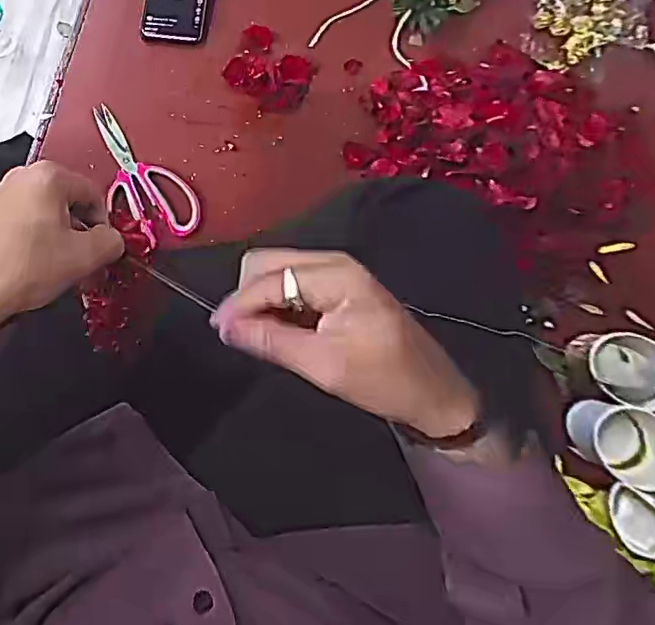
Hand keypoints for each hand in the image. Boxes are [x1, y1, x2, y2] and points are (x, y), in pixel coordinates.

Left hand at [0, 161, 124, 335]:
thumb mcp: (83, 257)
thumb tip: (113, 240)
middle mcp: (24, 176)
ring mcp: (4, 194)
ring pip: (49, 213)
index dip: (104, 225)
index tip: (103, 248)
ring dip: (62, 239)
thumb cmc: (24, 267)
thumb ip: (111, 242)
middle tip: (85, 262)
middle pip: (70, 202)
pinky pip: (28, 221)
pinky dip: (40, 240)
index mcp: (48, 175)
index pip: (93, 194)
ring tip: (61, 270)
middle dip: (82, 233)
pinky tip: (38, 267)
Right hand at [212, 250, 479, 440]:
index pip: (272, 278)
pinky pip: (290, 281)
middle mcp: (332, 261)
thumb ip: (271, 341)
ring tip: (254, 333)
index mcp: (336, 275)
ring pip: (275, 269)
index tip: (218, 329)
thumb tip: (226, 327)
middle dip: (245, 293)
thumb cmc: (385, 381)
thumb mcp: (325, 367)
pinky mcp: (334, 283)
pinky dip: (275, 301)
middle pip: (268, 261)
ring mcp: (334, 269)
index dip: (240, 303)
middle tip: (237, 331)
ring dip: (258, 297)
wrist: (436, 393)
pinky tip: (275, 327)